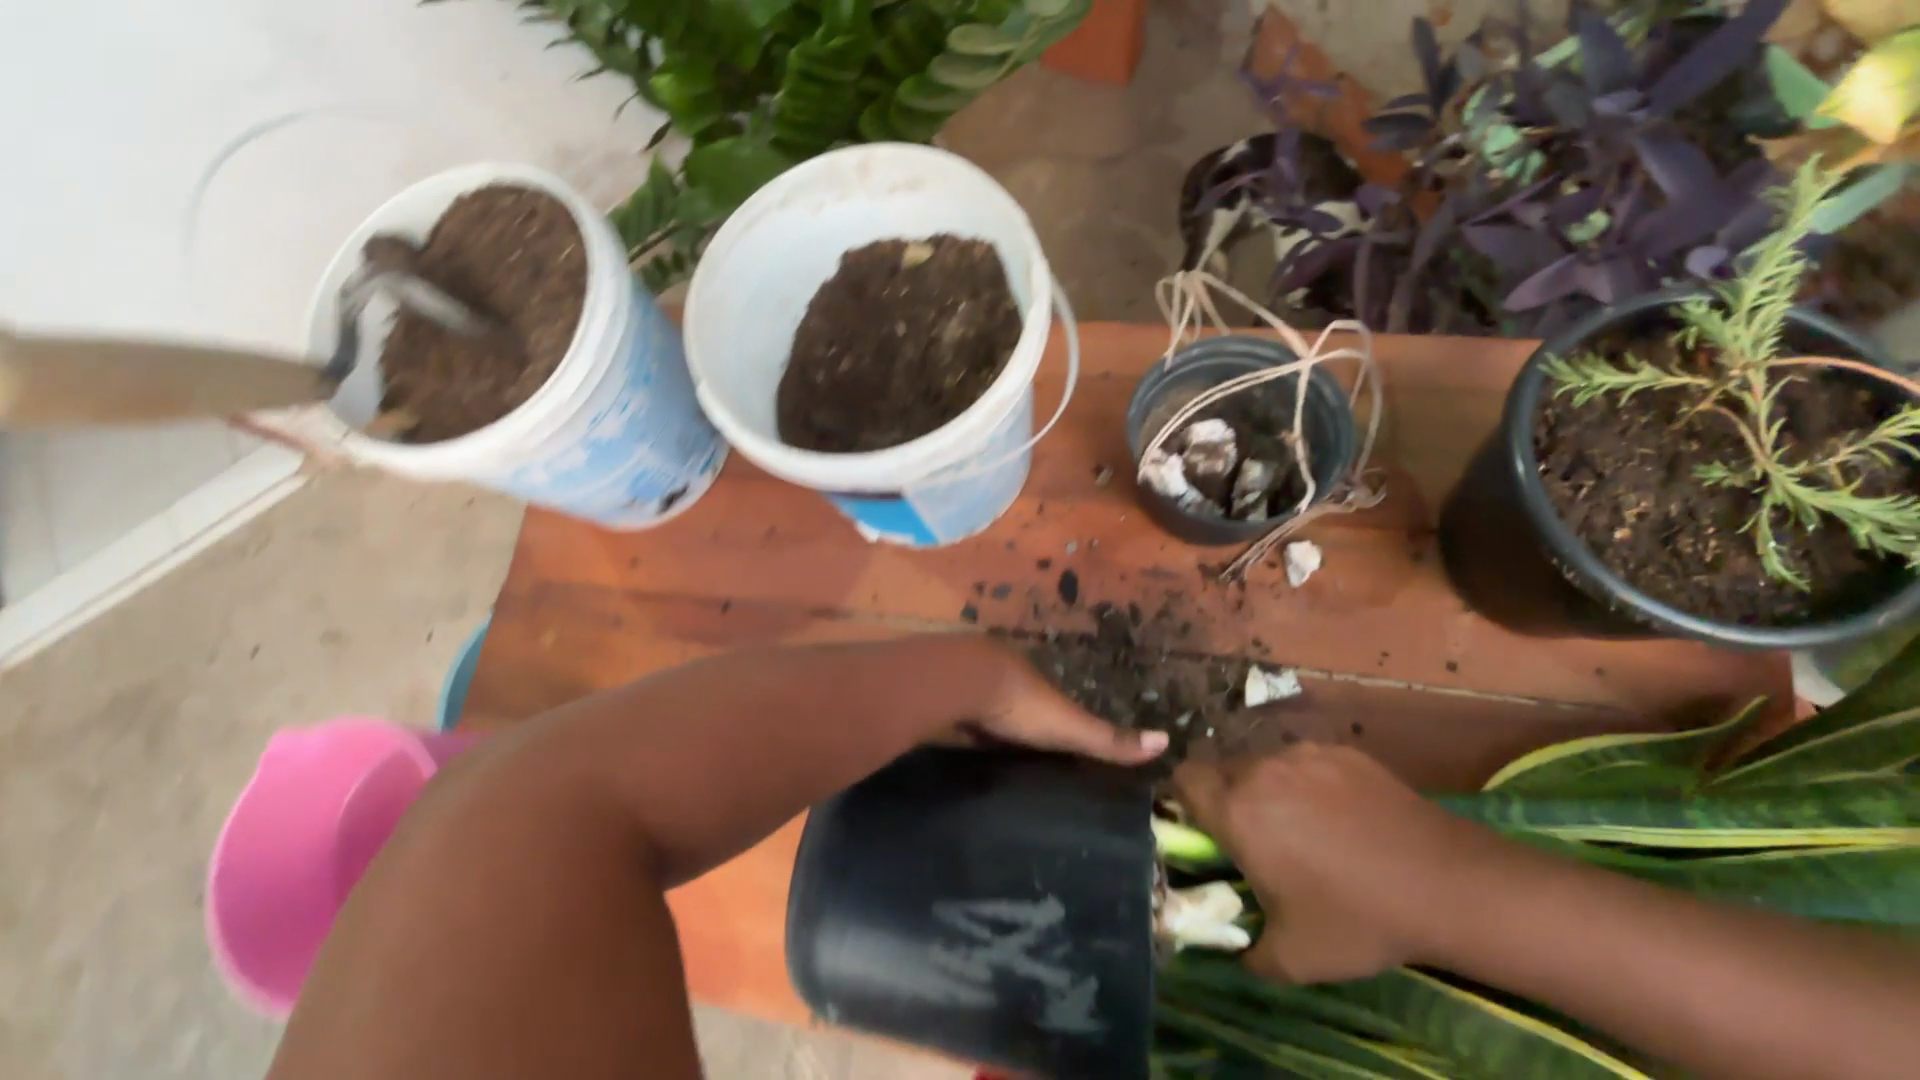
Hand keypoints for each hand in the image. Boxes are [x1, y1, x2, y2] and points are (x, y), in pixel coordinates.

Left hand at [937, 638, 1168, 765]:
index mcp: (1030, 676)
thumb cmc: (1018, 703)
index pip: (1046, 698)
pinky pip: (949, 712)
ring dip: (981, 721)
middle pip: (1010, 698)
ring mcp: (963, 680)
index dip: (1051, 719)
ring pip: (976, 703)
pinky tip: (955, 744)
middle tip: (1019, 752)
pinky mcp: (935, 694)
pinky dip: (954, 725)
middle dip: (1013, 719)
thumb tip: (1166, 741)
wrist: (956, 682)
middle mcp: (998, 671)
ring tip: (986, 753)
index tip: (1054, 743)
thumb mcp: (1069, 726)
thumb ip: (1108, 739)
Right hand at [1173, 744, 1492, 983]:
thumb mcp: (1293, 958)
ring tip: (1299, 826)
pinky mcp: (1345, 752)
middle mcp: (1262, 770)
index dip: (1180, 799)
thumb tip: (1230, 950)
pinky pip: (1304, 762)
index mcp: (1237, 810)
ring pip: (1263, 763)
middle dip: (1224, 797)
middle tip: (1249, 836)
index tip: (1197, 827)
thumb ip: (1246, 953)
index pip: (1182, 778)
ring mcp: (1306, 755)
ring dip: (1265, 788)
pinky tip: (1339, 817)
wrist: (1450, 885)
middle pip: (1221, 769)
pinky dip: (1306, 782)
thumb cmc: (1359, 918)